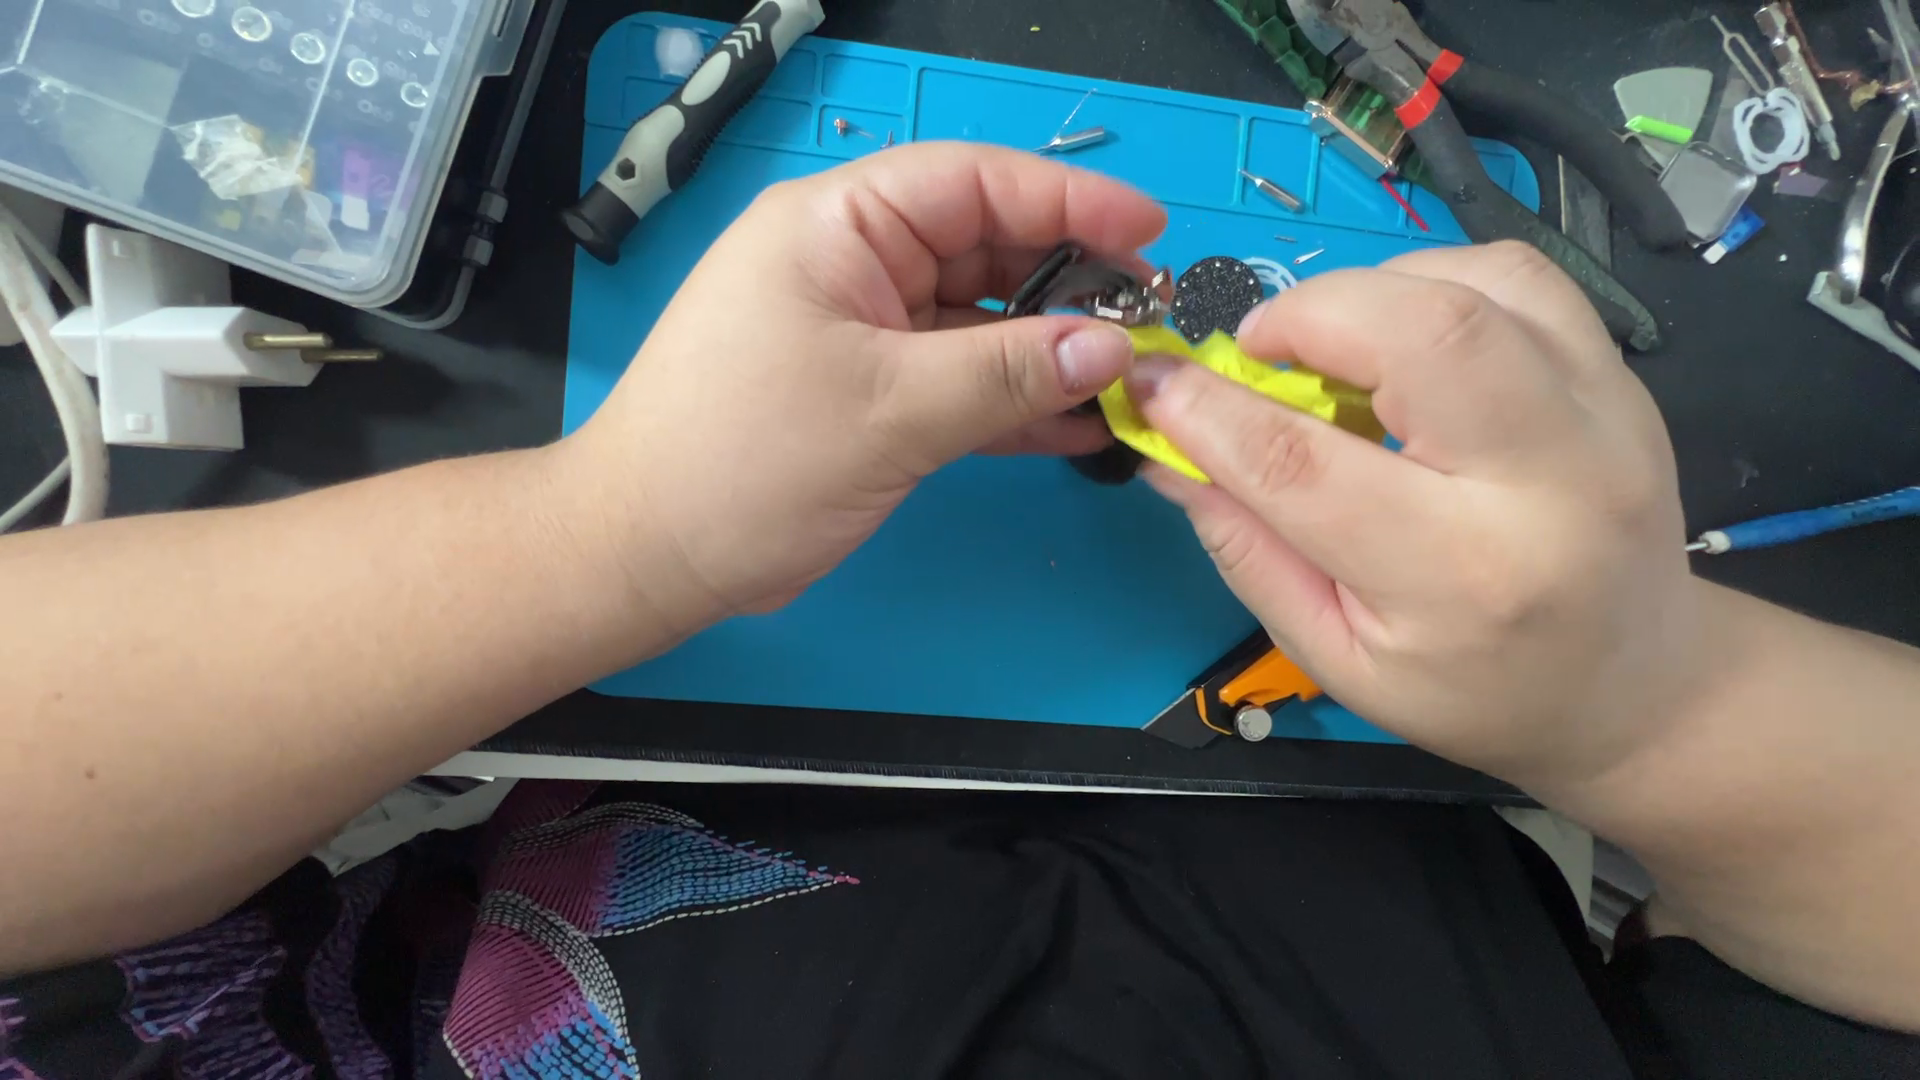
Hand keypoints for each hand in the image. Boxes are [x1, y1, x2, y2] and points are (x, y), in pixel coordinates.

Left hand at [562, 143, 1164, 625]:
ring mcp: (871, 340)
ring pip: (982, 329)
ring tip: (1127, 378)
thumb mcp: (889, 409)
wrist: (660, 554)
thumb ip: (1006, 374)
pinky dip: (1015, 407)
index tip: (1148, 230)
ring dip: (1050, 356)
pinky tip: (1077, 426)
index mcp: (840, 229)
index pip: (971, 185)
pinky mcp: (879, 401)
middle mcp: (859, 271)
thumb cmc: (749, 461)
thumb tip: (1110, 347)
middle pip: (986, 255)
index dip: (1068, 199)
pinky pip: (962, 389)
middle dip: (1068, 288)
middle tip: (1147, 322)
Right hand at [1134, 242, 1703, 785]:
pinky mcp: (1619, 377)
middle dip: (1304, 317)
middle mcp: (1542, 483)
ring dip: (1367, 291)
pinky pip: (1518, 277)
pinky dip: (1430, 279)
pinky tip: (1395, 333)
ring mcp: (1602, 415)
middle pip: (1422, 334)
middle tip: (1251, 350)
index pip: (1301, 466)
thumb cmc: (1462, 688)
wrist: (1634, 686)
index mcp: (1452, 577)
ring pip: (1476, 284)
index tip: (1149, 382)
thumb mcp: (1329, 650)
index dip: (1206, 412)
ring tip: (1323, 344)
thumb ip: (1244, 548)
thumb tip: (1164, 457)